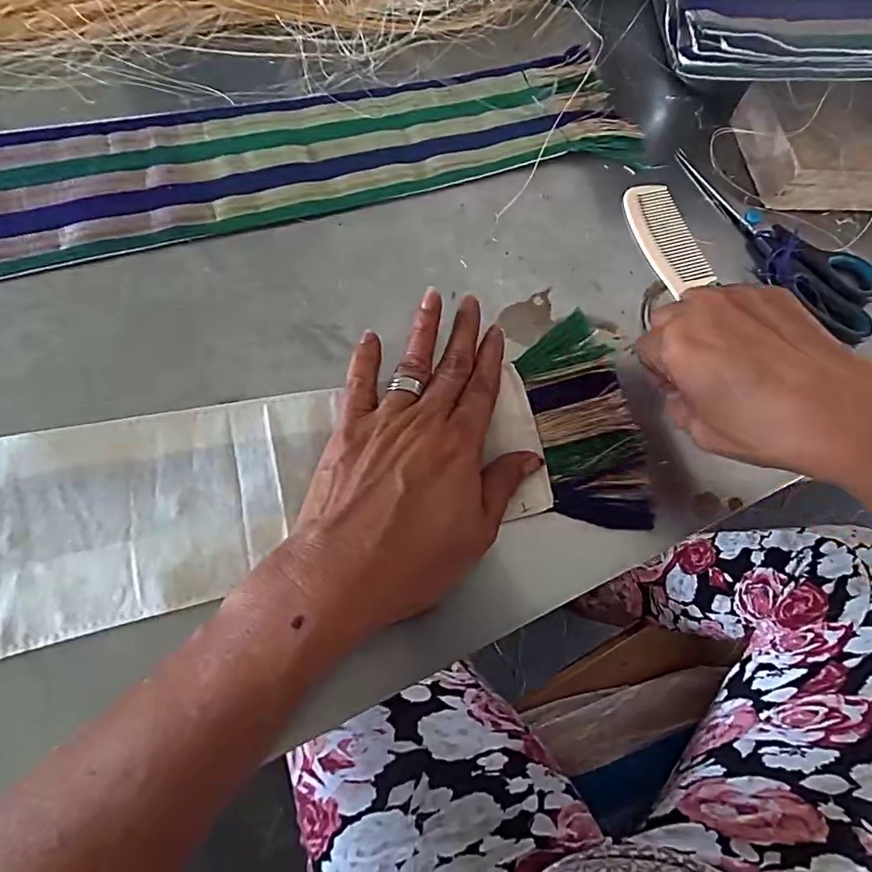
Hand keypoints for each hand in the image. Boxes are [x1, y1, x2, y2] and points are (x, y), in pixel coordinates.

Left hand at [243, 289, 543, 645]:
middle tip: (469, 304)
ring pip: (409, 367)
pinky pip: (358, 385)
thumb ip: (500, 487)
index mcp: (459, 446)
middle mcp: (424, 423)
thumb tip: (528, 456)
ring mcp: (383, 422)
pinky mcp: (349, 430)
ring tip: (431, 300)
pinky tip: (370, 338)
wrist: (343, 570)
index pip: (480, 392)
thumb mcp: (474, 534)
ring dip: (422, 332)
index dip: (489, 359)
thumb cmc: (415, 560)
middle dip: (462, 333)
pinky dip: (364, 359)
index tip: (494, 332)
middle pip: (449, 370)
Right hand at [636, 285, 871, 487]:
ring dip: (707, 326)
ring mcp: (738, 297)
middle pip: (668, 319)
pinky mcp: (773, 294)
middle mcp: (700, 310)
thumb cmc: (770, 427)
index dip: (660, 372)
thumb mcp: (701, 432)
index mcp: (674, 343)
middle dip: (678, 342)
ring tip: (737, 358)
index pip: (644, 348)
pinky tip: (764, 349)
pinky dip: (742, 319)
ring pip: (702, 305)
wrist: (844, 414)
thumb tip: (683, 392)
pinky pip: (738, 302)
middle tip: (705, 372)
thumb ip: (677, 404)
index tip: (679, 387)